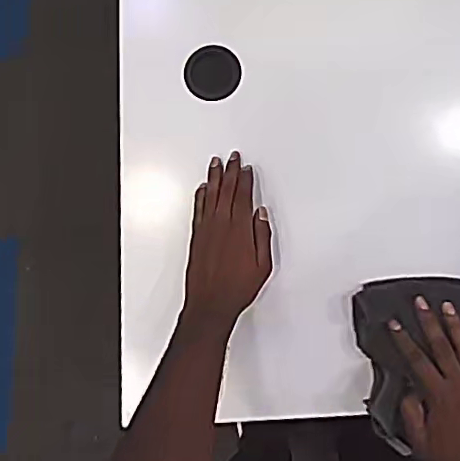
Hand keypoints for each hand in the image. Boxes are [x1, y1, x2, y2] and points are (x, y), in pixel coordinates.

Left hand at [181, 152, 272, 331]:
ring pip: (211, 195)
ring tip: (216, 163)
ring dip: (214, 178)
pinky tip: (202, 188)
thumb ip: (262, 236)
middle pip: (227, 190)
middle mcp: (221, 224)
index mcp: (240, 229)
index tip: (246, 168)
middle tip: (232, 157)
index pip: (243, 196)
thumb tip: (261, 215)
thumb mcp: (262, 265)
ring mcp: (207, 228)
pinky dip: (200, 195)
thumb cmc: (237, 286)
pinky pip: (199, 208)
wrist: (210, 302)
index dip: (245, 179)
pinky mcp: (197, 235)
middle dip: (230, 172)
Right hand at [387, 296, 459, 460]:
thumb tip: (408, 389)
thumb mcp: (419, 443)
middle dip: (428, 321)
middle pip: (441, 346)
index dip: (403, 339)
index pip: (416, 359)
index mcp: (439, 396)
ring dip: (456, 325)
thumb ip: (411, 412)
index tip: (394, 323)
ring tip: (447, 307)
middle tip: (421, 302)